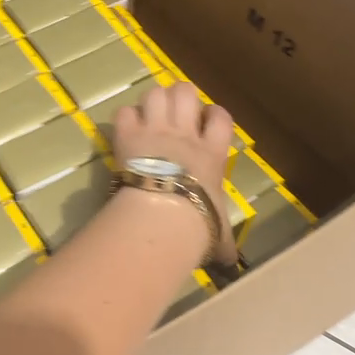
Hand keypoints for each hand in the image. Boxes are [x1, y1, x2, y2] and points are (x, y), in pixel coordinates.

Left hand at [112, 82, 235, 263]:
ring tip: (148, 115)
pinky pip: (124, 111)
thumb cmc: (197, 224)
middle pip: (186, 92)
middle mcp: (185, 134)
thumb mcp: (219, 234)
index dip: (214, 113)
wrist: (164, 216)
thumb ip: (224, 243)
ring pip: (155, 93)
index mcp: (212, 154)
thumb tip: (231, 262)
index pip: (221, 117)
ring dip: (152, 101)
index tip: (207, 121)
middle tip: (173, 111)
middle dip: (180, 95)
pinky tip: (125, 129)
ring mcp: (155, 130)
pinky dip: (124, 117)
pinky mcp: (127, 135)